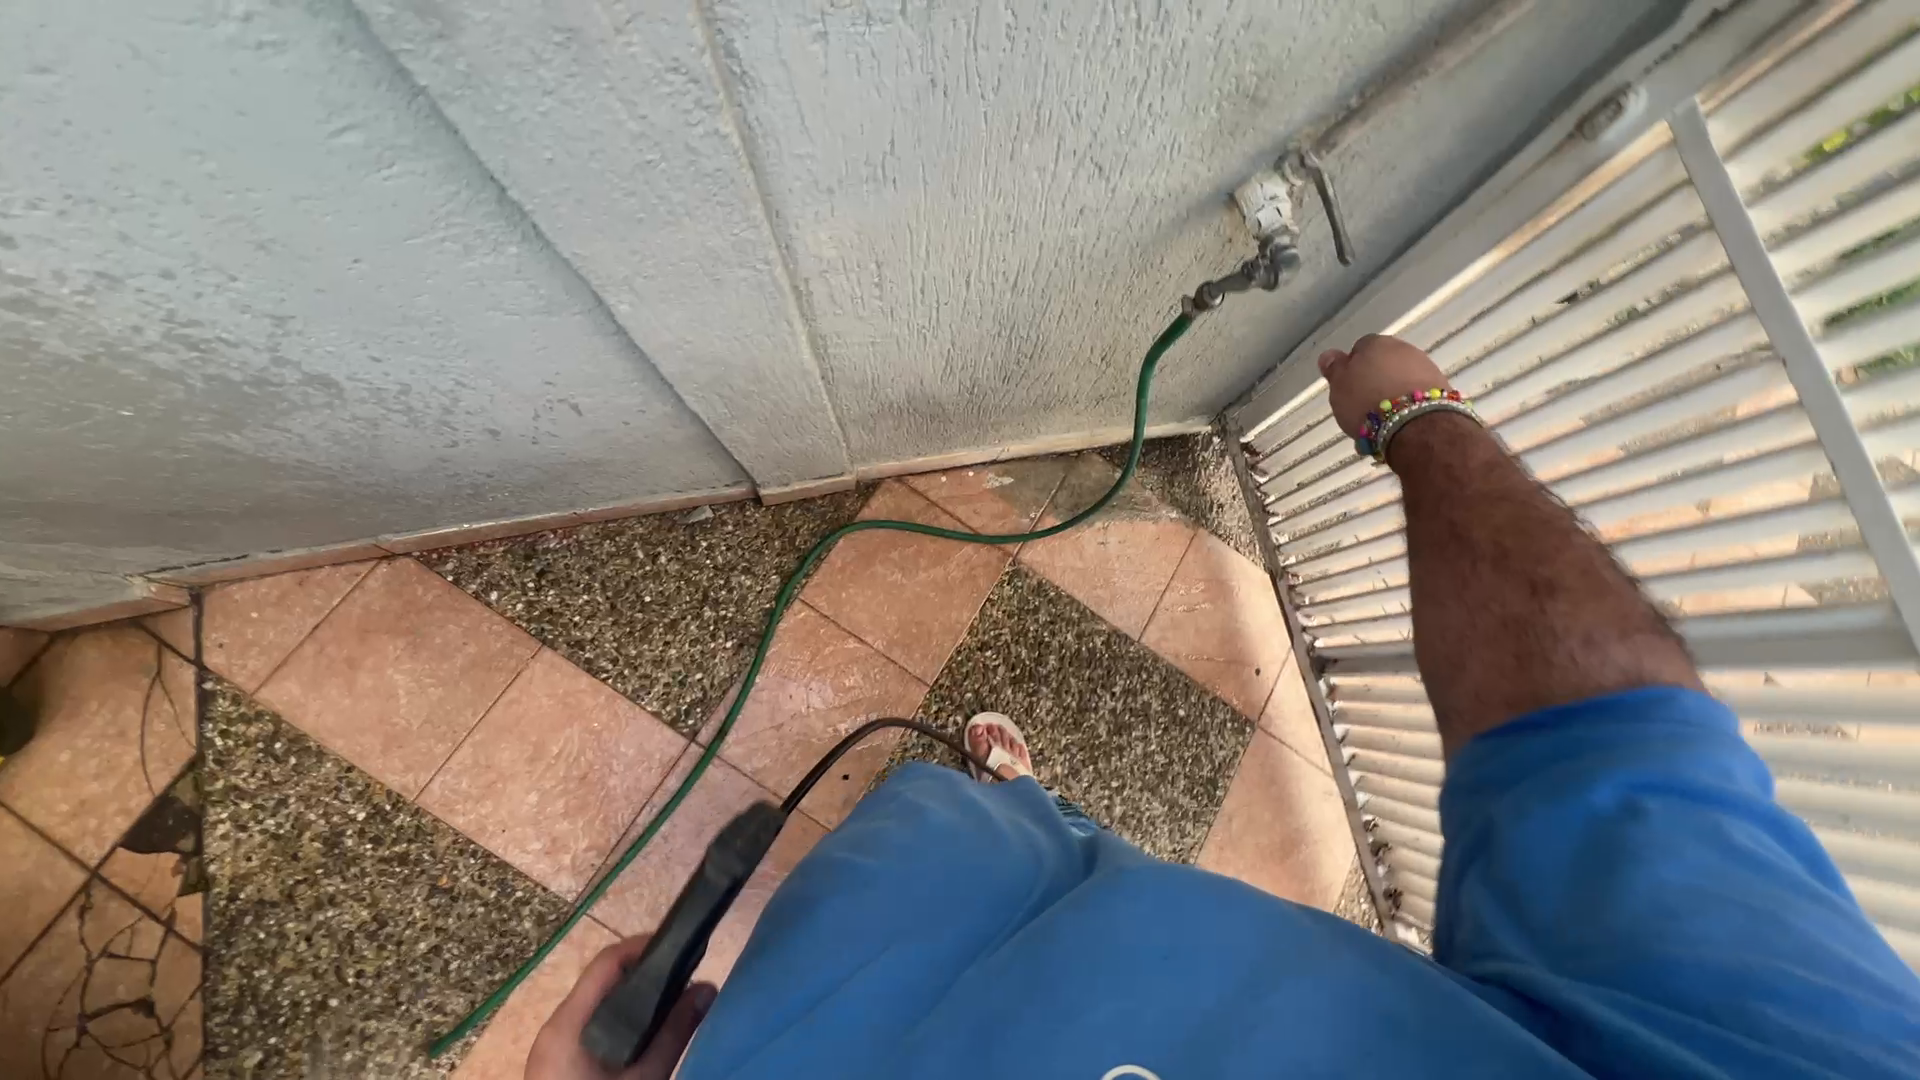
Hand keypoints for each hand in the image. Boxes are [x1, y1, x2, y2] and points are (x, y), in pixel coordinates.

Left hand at [524, 935, 717, 1079]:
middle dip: (649, 976)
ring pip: (601, 1006)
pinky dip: (624, 1023)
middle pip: (605, 981)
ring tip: (676, 1008)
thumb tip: (709, 987)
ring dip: (638, 1001)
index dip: (647, 946)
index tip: (685, 951)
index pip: (608, 961)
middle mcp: (555, 1029)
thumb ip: (675, 1032)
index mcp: (568, 1025)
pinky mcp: (557, 1069)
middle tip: (689, 981)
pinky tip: (650, 1039)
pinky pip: (594, 1029)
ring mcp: (552, 1051)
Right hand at [1317, 334, 1451, 437]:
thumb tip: (1329, 355)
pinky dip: (1405, 407)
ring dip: (1389, 395)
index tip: (1346, 387)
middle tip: (1360, 405)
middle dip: (1373, 380)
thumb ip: (1334, 369)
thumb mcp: (1339, 386)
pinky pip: (1414, 396)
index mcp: (1375, 343)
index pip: (1359, 348)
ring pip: (1399, 380)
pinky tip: (1396, 426)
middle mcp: (1403, 349)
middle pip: (1383, 363)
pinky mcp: (1440, 388)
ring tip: (1378, 422)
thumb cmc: (1366, 401)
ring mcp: (1425, 367)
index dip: (1351, 367)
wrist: (1415, 424)